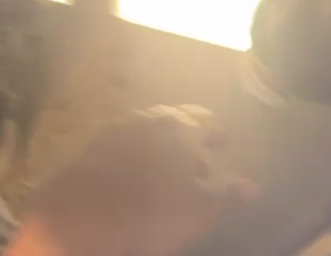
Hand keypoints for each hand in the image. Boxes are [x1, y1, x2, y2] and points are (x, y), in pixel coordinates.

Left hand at [14, 105, 253, 255]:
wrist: (77, 215)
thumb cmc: (148, 211)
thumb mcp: (198, 210)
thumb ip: (228, 195)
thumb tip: (253, 185)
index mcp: (181, 125)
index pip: (208, 120)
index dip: (218, 133)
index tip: (225, 143)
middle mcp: (151, 116)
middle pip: (178, 120)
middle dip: (192, 137)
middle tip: (201, 160)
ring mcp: (120, 126)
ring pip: (152, 129)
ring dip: (164, 144)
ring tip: (170, 170)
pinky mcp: (96, 142)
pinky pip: (128, 142)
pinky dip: (139, 152)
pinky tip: (137, 174)